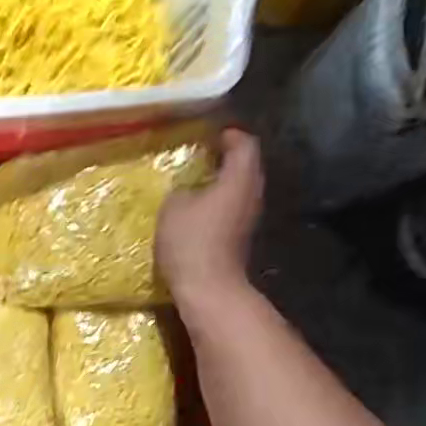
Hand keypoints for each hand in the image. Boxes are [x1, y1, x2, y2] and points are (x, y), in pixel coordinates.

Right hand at [157, 128, 263, 301]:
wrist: (208, 289)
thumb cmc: (191, 242)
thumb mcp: (173, 207)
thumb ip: (182, 189)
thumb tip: (188, 191)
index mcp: (240, 177)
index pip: (244, 143)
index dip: (229, 135)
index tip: (211, 136)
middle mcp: (252, 194)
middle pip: (247, 166)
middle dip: (229, 159)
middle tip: (206, 157)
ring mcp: (250, 219)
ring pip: (242, 191)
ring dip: (224, 185)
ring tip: (200, 184)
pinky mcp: (242, 240)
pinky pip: (235, 212)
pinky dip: (222, 206)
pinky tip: (202, 212)